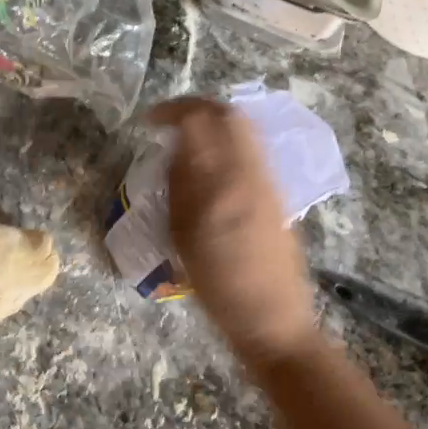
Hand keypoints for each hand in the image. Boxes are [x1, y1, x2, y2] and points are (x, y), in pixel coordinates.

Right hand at [152, 97, 318, 361]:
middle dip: (196, 108)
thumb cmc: (217, 284)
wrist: (273, 320)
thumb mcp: (182, 234)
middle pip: (227, 113)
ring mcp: (269, 180)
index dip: (171, 110)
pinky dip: (228, 141)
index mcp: (220, 181)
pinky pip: (252, 148)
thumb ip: (178, 184)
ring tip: (188, 138)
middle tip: (170, 121)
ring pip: (244, 128)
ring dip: (213, 122)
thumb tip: (175, 150)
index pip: (199, 119)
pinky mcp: (278, 193)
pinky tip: (211, 162)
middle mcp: (250, 171)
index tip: (149, 121)